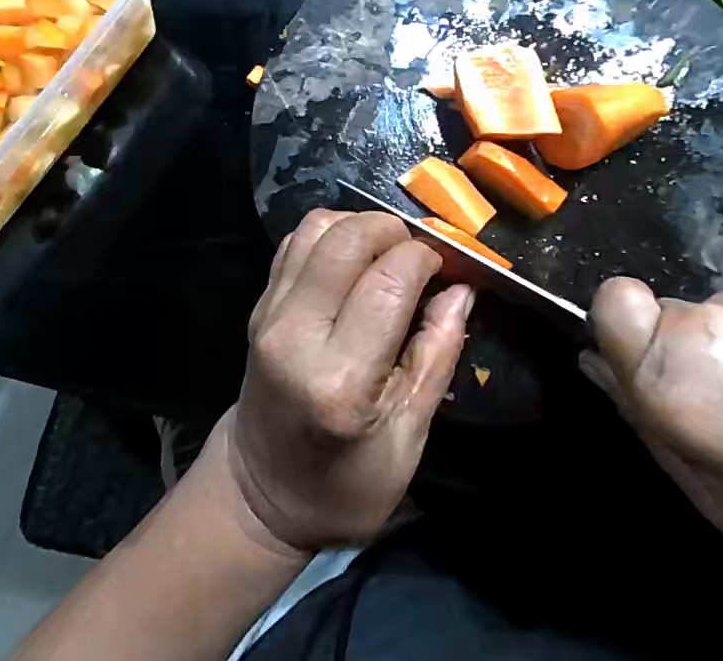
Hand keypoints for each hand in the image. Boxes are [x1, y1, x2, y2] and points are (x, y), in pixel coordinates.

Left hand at [224, 210, 472, 552]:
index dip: (427, 258)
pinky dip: (333, 236)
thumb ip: (439, 354)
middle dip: (395, 231)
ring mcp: (269, 316)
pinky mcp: (258, 307)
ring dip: (361, 227)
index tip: (446, 270)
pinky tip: (355, 262)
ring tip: (387, 255)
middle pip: (348, 239)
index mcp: (342, 380)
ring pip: (318, 227)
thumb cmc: (347, 480)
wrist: (261, 495)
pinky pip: (298, 242)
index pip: (390, 280)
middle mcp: (296, 335)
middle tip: (418, 258)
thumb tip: (463, 288)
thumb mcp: (410, 436)